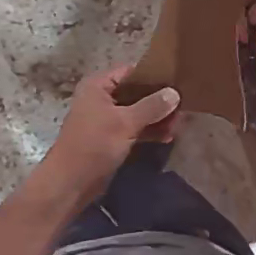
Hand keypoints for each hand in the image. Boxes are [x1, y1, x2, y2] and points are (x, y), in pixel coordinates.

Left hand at [39, 66, 182, 197]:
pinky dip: (149, 131)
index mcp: (98, 86)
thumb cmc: (94, 145)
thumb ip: (152, 106)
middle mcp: (101, 98)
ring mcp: (106, 119)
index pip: (131, 71)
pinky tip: (168, 136)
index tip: (177, 79)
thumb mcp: (125, 122)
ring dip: (157, 117)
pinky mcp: (111, 138)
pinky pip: (135, 128)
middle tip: (184, 104)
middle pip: (136, 92)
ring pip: (138, 112)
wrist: (71, 183)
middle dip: (159, 100)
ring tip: (180, 123)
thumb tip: (175, 93)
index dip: (153, 75)